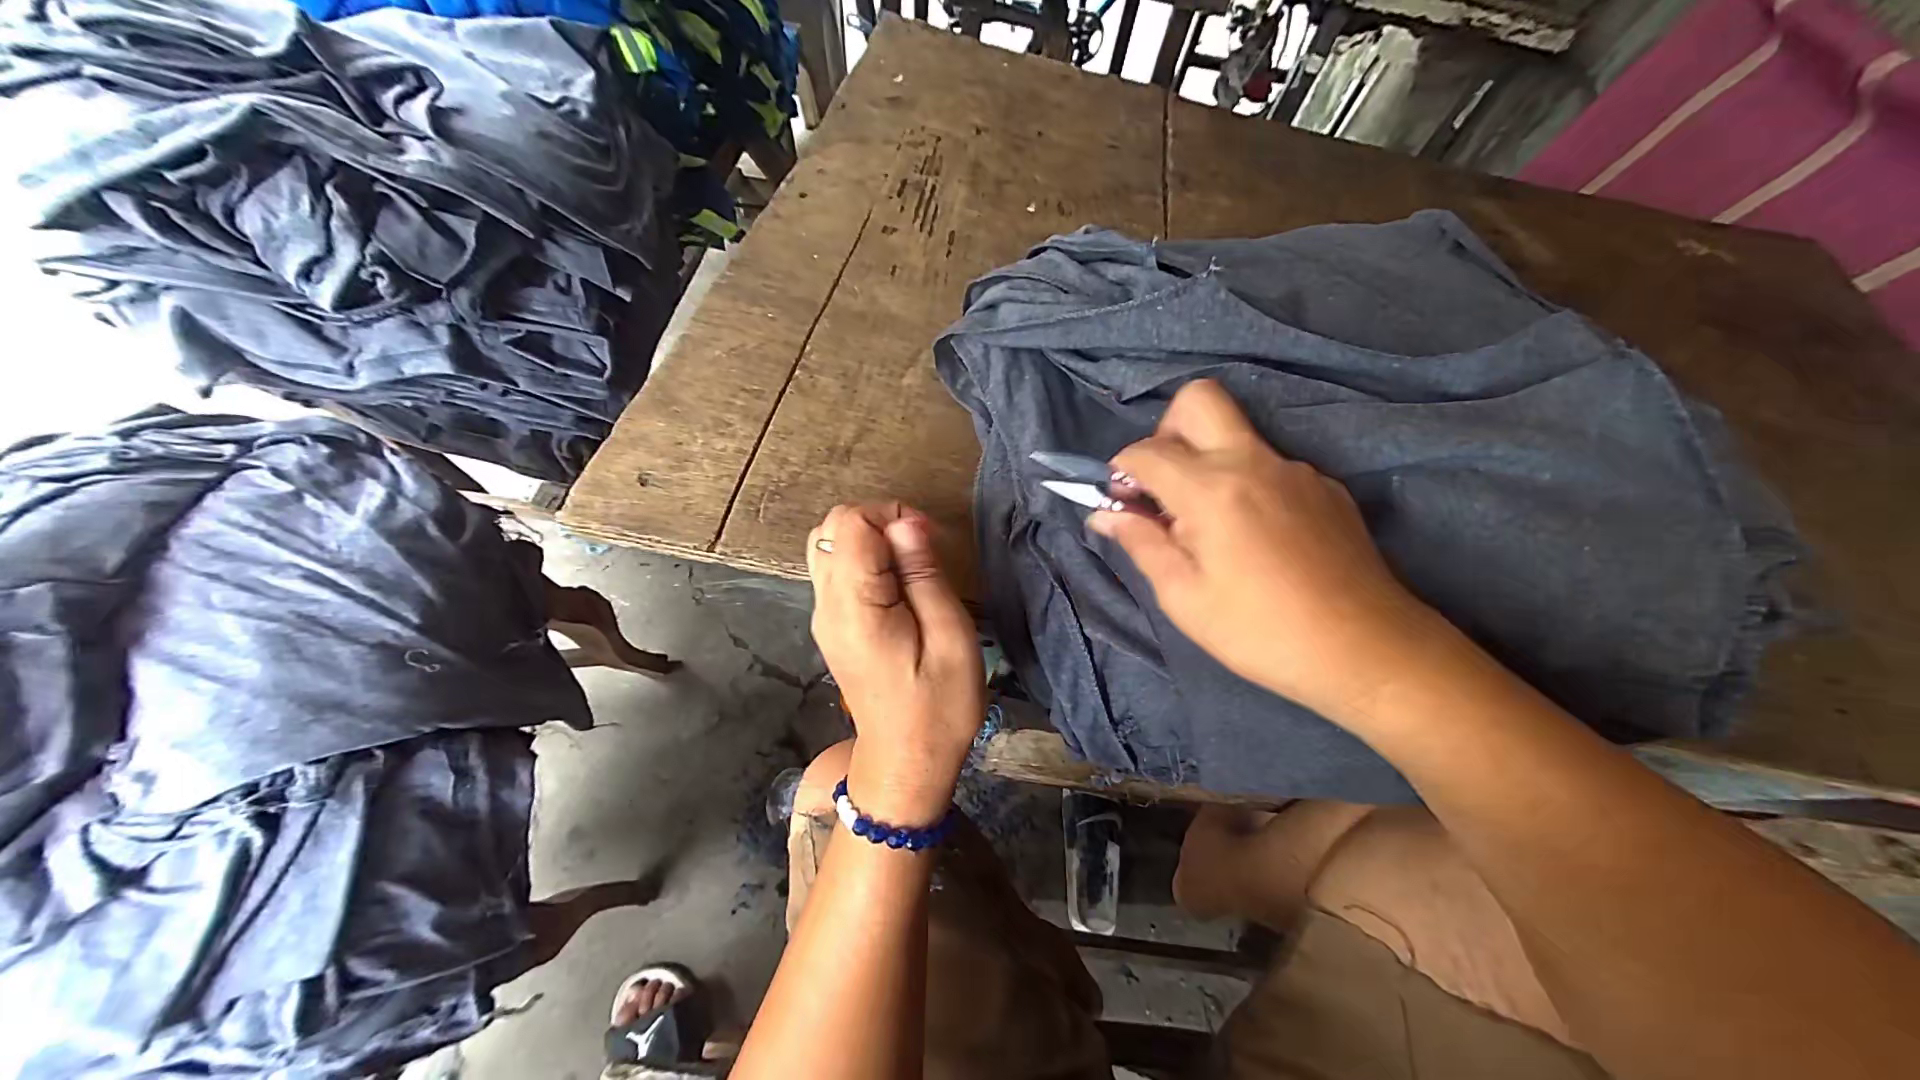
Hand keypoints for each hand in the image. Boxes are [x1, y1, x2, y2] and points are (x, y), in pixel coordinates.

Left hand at [806, 503, 983, 823]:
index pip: (849, 523)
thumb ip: (924, 575)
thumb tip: (906, 522)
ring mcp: (823, 616)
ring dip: (871, 540)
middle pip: (831, 527)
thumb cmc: (939, 708)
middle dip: (879, 523)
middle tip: (922, 552)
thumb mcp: (951, 638)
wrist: (906, 763)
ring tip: (911, 567)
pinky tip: (898, 587)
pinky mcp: (831, 626)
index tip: (928, 541)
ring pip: (830, 545)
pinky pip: (836, 571)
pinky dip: (865, 561)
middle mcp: (826, 606)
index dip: (891, 515)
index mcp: (853, 607)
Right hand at [1090, 380, 1457, 724]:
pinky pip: (1269, 465)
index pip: (1146, 450)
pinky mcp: (1325, 487)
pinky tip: (1255, 538)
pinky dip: (1244, 483)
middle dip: (1166, 430)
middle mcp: (1254, 461)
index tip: (1121, 503)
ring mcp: (1296, 470)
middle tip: (1163, 486)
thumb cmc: (1260, 631)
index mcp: (1212, 489)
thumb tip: (1105, 513)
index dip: (1120, 470)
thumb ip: (1140, 543)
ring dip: (1206, 461)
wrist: (1367, 650)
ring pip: (1236, 434)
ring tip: (1209, 525)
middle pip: (1199, 400)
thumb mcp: (1183, 596)